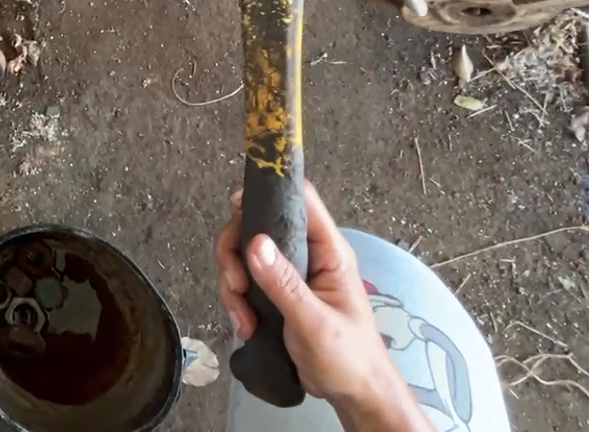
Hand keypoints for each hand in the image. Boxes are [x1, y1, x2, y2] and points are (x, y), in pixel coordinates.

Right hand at [216, 183, 412, 415]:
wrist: (355, 398)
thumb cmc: (349, 359)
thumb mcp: (315, 323)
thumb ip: (284, 283)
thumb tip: (255, 241)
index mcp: (326, 250)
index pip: (298, 199)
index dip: (267, 191)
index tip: (236, 206)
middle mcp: (304, 252)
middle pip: (255, 224)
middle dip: (235, 252)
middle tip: (235, 282)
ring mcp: (287, 270)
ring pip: (242, 253)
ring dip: (233, 284)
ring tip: (243, 318)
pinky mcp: (273, 289)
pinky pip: (242, 278)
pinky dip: (235, 299)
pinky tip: (245, 325)